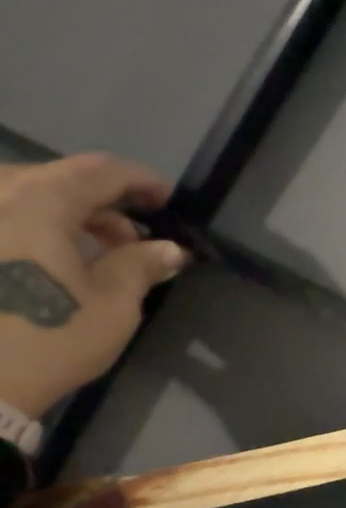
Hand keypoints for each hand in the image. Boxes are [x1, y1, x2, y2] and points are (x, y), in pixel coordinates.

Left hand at [0, 153, 186, 418]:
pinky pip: (0, 222)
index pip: (96, 171)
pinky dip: (27, 231)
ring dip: (61, 217)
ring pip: (16, 198)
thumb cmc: (48, 336)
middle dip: (97, 202)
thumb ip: (139, 265)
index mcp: (33, 205)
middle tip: (131, 238)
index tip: (165, 199)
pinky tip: (48, 262)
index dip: (138, 180)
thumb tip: (167, 249)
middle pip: (50, 180)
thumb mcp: (112, 305)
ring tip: (92, 253)